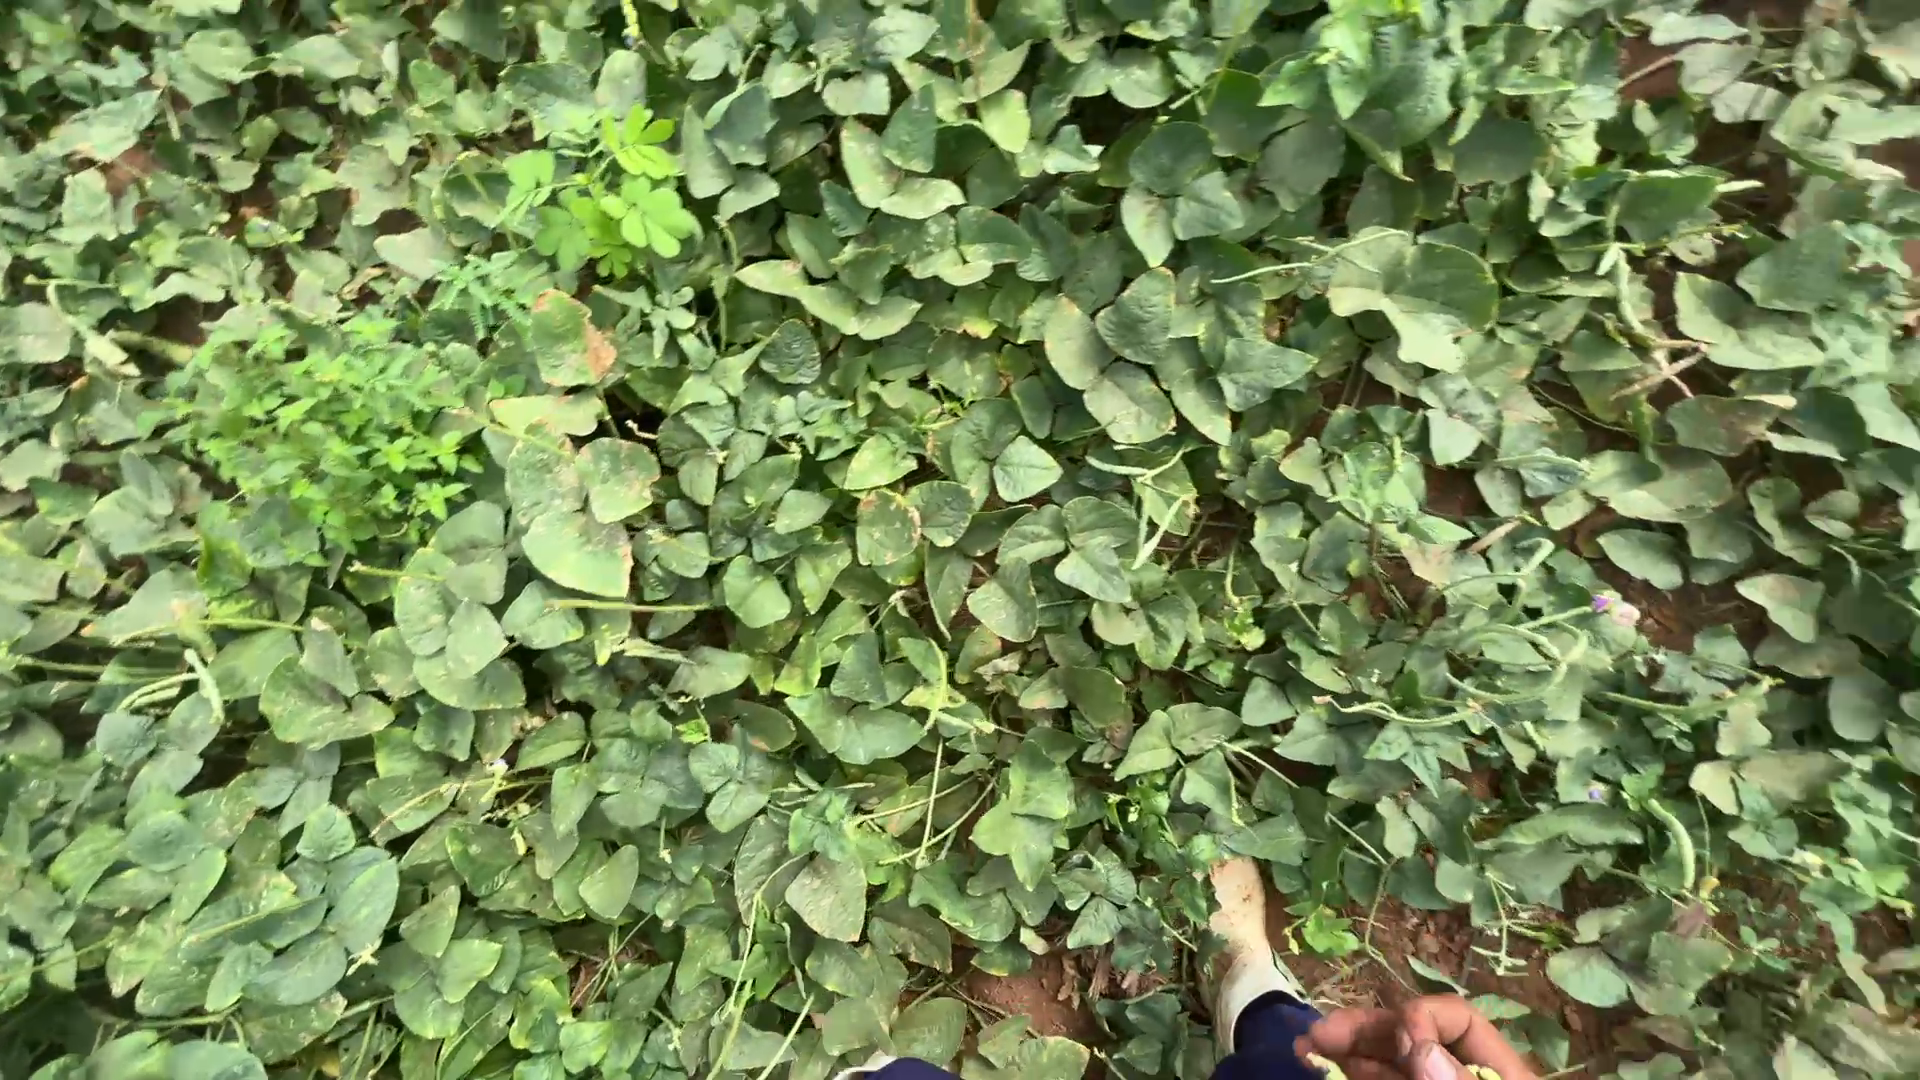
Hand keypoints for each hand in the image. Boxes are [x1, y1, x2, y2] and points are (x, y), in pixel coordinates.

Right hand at [1294, 995, 1537, 1079]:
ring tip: (1306, 1050)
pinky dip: (1352, 1073)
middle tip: (1318, 1034)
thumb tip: (1417, 1044)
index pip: (1458, 1018)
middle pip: (1411, 1036)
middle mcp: (1461, 1075)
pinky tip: (1326, 1069)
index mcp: (1503, 1075)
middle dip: (1362, 1030)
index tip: (1401, 1045)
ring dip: (1346, 1050)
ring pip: (1389, 1060)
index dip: (1421, 1019)